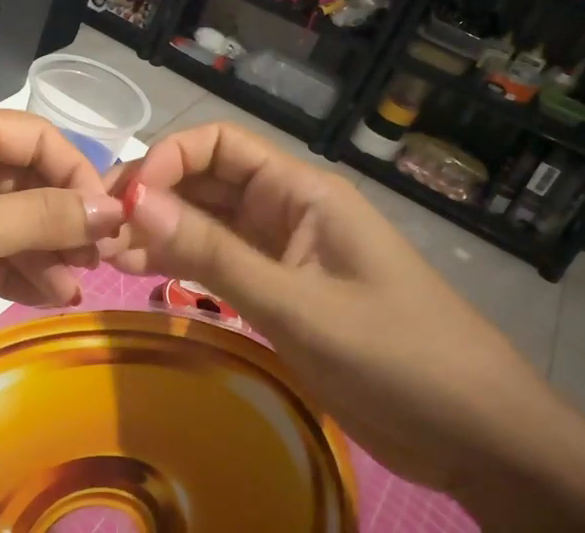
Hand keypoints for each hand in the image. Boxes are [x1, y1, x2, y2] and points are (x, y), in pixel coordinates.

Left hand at [0, 105, 125, 352]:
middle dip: (64, 219)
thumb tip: (112, 208)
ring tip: (75, 289)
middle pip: (24, 182)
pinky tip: (44, 295)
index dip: (79, 174)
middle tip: (102, 263)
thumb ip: (39, 220)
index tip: (113, 221)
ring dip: (42, 252)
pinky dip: (11, 271)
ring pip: (5, 222)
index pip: (37, 138)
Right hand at [108, 123, 560, 490]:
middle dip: (152, 197)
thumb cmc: (398, 358)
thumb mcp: (297, 305)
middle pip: (205, 182)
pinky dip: (179, 265)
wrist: (484, 440)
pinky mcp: (281, 292)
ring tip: (109, 257)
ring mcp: (282, 253)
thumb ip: (213, 254)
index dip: (167, 159)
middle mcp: (286, 211)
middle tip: (100, 229)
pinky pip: (218, 263)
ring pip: (205, 224)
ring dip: (158, 233)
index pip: (218, 144)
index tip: (128, 200)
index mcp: (302, 192)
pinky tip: (142, 277)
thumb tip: (133, 201)